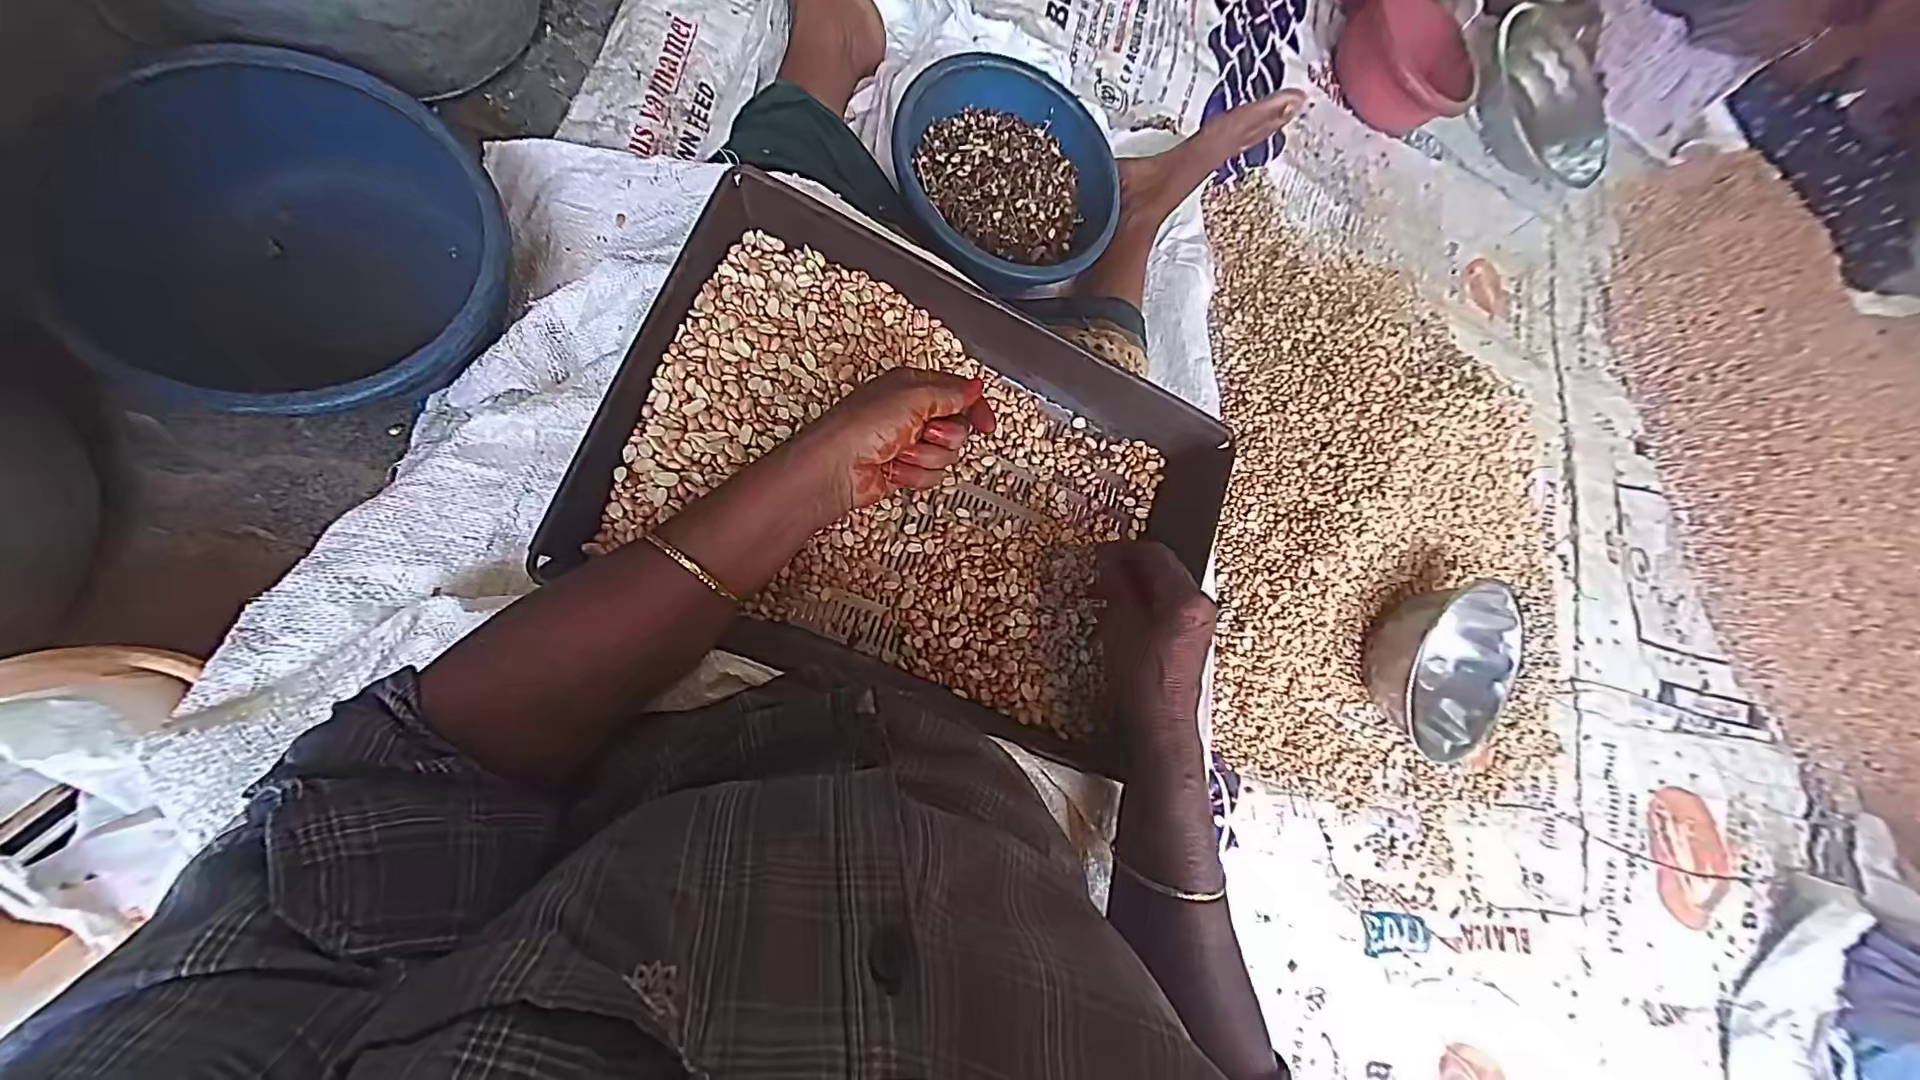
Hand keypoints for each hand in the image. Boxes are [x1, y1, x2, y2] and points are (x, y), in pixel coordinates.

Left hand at [790, 367, 997, 515]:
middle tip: (925, 433)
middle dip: (945, 436)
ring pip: (946, 456)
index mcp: (913, 387)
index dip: (975, 408)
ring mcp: (908, 443)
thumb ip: (951, 392)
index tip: (987, 425)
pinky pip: (931, 475)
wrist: (837, 468)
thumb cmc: (862, 426)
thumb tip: (975, 386)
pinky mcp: (905, 469)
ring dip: (927, 457)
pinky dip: (916, 475)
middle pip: (957, 428)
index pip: (958, 394)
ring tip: (901, 453)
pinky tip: (895, 469)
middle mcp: (911, 413)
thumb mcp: (914, 397)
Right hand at [1097, 542, 1216, 754]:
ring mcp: (1199, 622)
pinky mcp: (1192, 637)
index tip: (1101, 553)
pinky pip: (1168, 605)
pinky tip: (1120, 612)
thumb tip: (1110, 564)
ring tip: (1105, 591)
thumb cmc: (1142, 680)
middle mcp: (1200, 605)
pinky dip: (1145, 602)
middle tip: (1101, 569)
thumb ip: (1119, 587)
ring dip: (1135, 584)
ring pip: (1165, 587)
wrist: (1160, 723)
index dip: (1124, 550)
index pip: (1156, 554)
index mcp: (1186, 598)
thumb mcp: (1121, 625)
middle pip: (1164, 568)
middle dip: (1130, 565)